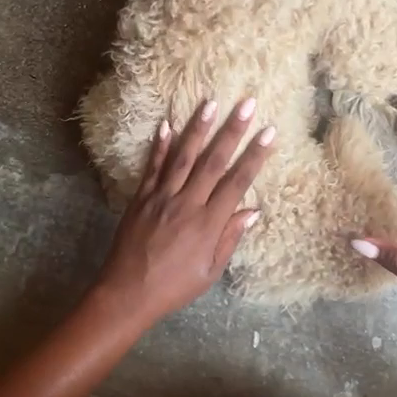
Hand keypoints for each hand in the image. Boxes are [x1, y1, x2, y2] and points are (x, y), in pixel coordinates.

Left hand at [91, 98, 275, 322]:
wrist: (127, 293)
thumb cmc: (174, 287)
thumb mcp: (210, 271)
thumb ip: (230, 238)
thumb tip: (253, 210)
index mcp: (208, 224)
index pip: (237, 182)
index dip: (255, 156)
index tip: (269, 132)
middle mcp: (186, 204)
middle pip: (213, 161)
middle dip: (232, 131)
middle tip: (247, 103)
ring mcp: (161, 198)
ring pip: (183, 157)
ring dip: (198, 128)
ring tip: (210, 103)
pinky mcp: (140, 198)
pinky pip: (152, 167)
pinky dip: (160, 145)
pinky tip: (167, 124)